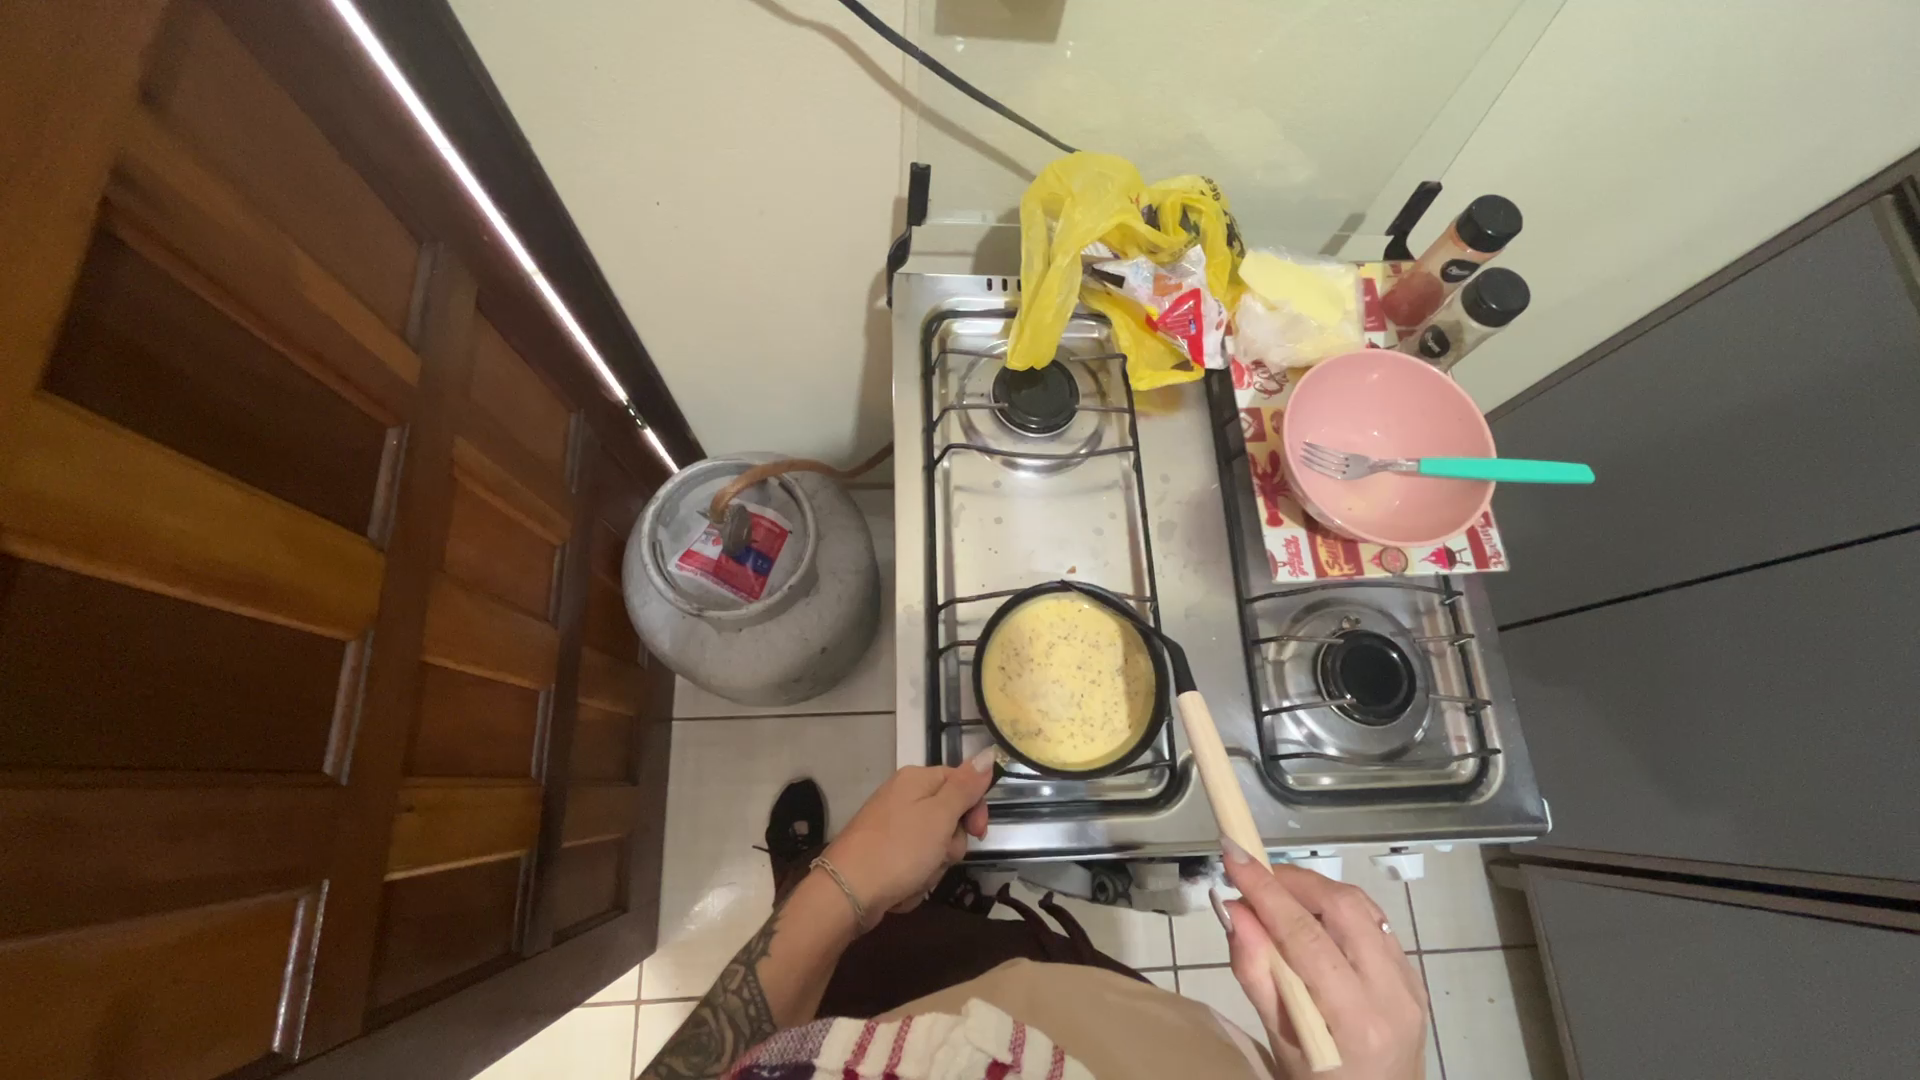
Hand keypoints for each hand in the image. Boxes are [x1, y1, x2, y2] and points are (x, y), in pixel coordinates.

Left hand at [818, 749, 994, 924]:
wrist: (847, 892)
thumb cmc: (899, 849)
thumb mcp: (940, 816)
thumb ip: (966, 786)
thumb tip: (988, 752)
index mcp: (916, 779)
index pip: (962, 783)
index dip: (975, 809)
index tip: (978, 834)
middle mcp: (903, 796)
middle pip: (949, 817)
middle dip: (950, 844)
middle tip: (938, 855)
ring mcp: (892, 826)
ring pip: (935, 845)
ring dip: (933, 866)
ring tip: (917, 875)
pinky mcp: (885, 852)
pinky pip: (916, 863)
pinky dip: (915, 878)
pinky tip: (904, 886)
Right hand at [1219, 843, 1428, 1079]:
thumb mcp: (1277, 1039)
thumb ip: (1255, 972)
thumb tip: (1234, 908)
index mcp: (1357, 1021)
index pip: (1306, 936)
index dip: (1265, 890)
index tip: (1233, 854)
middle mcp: (1393, 994)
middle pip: (1343, 906)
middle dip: (1292, 880)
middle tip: (1252, 877)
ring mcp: (1410, 983)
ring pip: (1361, 905)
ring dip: (1313, 888)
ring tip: (1275, 894)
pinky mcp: (1412, 975)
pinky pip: (1371, 920)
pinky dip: (1333, 905)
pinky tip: (1308, 916)